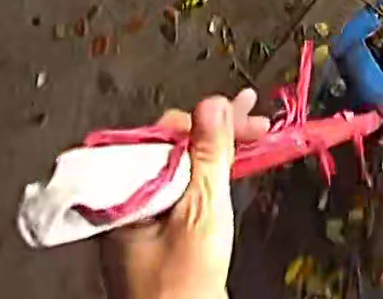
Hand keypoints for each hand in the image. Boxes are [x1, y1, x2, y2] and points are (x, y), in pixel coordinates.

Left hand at [99, 88, 270, 298]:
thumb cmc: (184, 288)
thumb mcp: (202, 212)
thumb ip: (208, 153)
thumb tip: (214, 102)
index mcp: (127, 188)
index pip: (168, 133)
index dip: (209, 119)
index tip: (244, 110)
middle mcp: (131, 196)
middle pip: (176, 144)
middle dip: (219, 129)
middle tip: (256, 120)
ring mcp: (147, 214)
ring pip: (184, 163)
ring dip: (219, 146)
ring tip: (254, 130)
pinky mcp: (163, 231)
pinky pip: (187, 185)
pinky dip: (212, 170)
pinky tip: (233, 160)